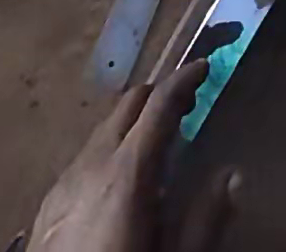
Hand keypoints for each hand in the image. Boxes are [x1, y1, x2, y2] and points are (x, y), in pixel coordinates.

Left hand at [26, 60, 238, 251]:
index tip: (203, 66)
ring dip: (135, 121)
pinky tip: (122, 180)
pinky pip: (87, 154)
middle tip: (188, 106)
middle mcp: (94, 161)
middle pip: (129, 103)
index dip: (183, 80)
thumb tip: (234, 175)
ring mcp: (68, 176)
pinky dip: (111, 147)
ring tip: (160, 144)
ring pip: (105, 126)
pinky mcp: (52, 196)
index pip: (159, 105)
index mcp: (127, 173)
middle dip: (160, 95)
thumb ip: (204, 219)